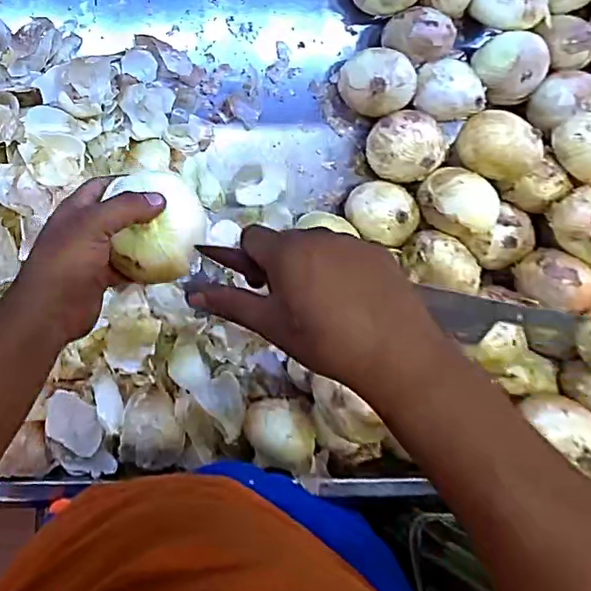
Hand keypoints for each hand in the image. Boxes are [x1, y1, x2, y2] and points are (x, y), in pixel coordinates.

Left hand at [0, 178, 164, 349]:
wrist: (48, 312)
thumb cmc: (67, 260)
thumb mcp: (94, 224)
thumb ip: (125, 208)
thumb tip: (159, 198)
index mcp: (75, 209)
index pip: (101, 186)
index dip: (124, 182)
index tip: (153, 185)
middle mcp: (82, 229)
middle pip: (114, 214)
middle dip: (138, 211)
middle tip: (168, 212)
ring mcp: (90, 255)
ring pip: (121, 242)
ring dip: (142, 240)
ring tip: (171, 236)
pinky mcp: (99, 278)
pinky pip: (125, 268)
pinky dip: (141, 267)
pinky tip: (162, 266)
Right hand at [193, 226, 438, 397]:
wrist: (398, 354)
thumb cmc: (324, 342)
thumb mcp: (271, 325)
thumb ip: (230, 302)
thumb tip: (191, 292)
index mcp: (283, 251)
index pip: (251, 237)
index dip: (249, 261)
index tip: (260, 288)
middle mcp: (313, 235)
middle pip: (283, 242)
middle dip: (279, 264)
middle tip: (290, 303)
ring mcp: (348, 241)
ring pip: (314, 246)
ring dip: (309, 266)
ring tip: (325, 305)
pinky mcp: (376, 252)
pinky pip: (345, 253)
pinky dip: (340, 270)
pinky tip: (353, 303)